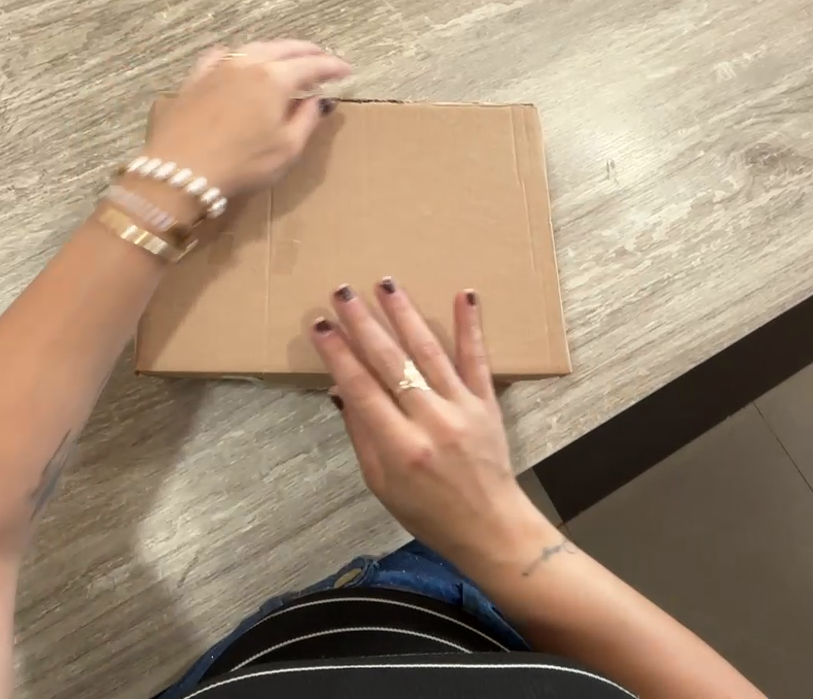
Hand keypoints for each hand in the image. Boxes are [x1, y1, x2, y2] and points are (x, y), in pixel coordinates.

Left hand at [143, 40, 350, 199]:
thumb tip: (316, 101)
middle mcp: (248, 64)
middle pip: (284, 49)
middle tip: (322, 58)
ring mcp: (219, 68)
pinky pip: (220, 56)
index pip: (312, 65)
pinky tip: (237, 59)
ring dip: (275, 51)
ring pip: (253, 48)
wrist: (180, 170)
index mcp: (275, 79)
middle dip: (307, 52)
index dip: (332, 66)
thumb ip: (306, 120)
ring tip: (286, 59)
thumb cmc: (241, 164)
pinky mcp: (195, 79)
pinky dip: (237, 54)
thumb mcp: (286, 149)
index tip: (346, 71)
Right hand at [310, 279, 558, 577]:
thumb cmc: (427, 513)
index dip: (338, 354)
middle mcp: (430, 421)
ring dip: (404, 314)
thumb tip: (339, 388)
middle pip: (391, 363)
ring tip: (385, 283)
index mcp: (400, 447)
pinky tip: (465, 294)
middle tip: (342, 292)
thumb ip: (361, 434)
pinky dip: (470, 326)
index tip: (320, 325)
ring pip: (428, 352)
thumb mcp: (381, 484)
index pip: (361, 388)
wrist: (492, 530)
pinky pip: (476, 360)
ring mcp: (461, 408)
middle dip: (363, 324)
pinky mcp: (486, 402)